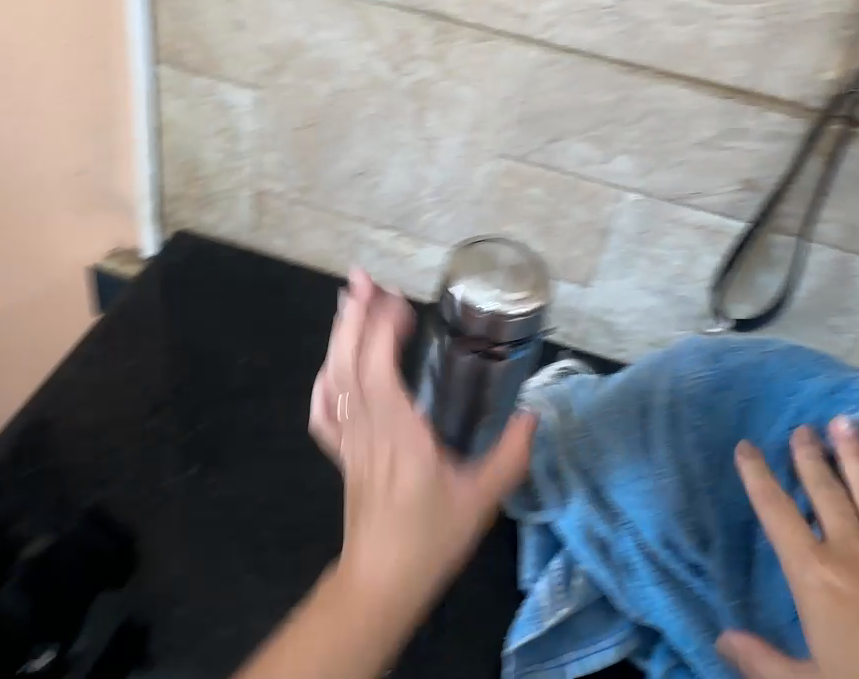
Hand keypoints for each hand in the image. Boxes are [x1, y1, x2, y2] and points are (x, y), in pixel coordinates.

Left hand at [307, 269, 536, 607]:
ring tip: (349, 301)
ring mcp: (349, 439)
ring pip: (334, 378)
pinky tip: (331, 365)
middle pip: (349, 360)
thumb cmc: (431, 538)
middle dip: (354, 315)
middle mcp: (367, 426)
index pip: (378, 365)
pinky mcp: (342, 454)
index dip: (382, 327)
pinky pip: (323, 412)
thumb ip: (510, 455)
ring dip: (340, 336)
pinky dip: (324, 382)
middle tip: (362, 277)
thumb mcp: (481, 498)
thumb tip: (534, 415)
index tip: (400, 299)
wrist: (382, 582)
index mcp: (398, 429)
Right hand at [720, 419, 858, 678]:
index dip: (757, 477)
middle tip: (802, 427)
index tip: (745, 447)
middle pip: (825, 492)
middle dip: (810, 457)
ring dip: (854, 456)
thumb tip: (722, 638)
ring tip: (842, 423)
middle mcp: (853, 551)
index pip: (776, 513)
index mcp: (814, 575)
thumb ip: (764, 660)